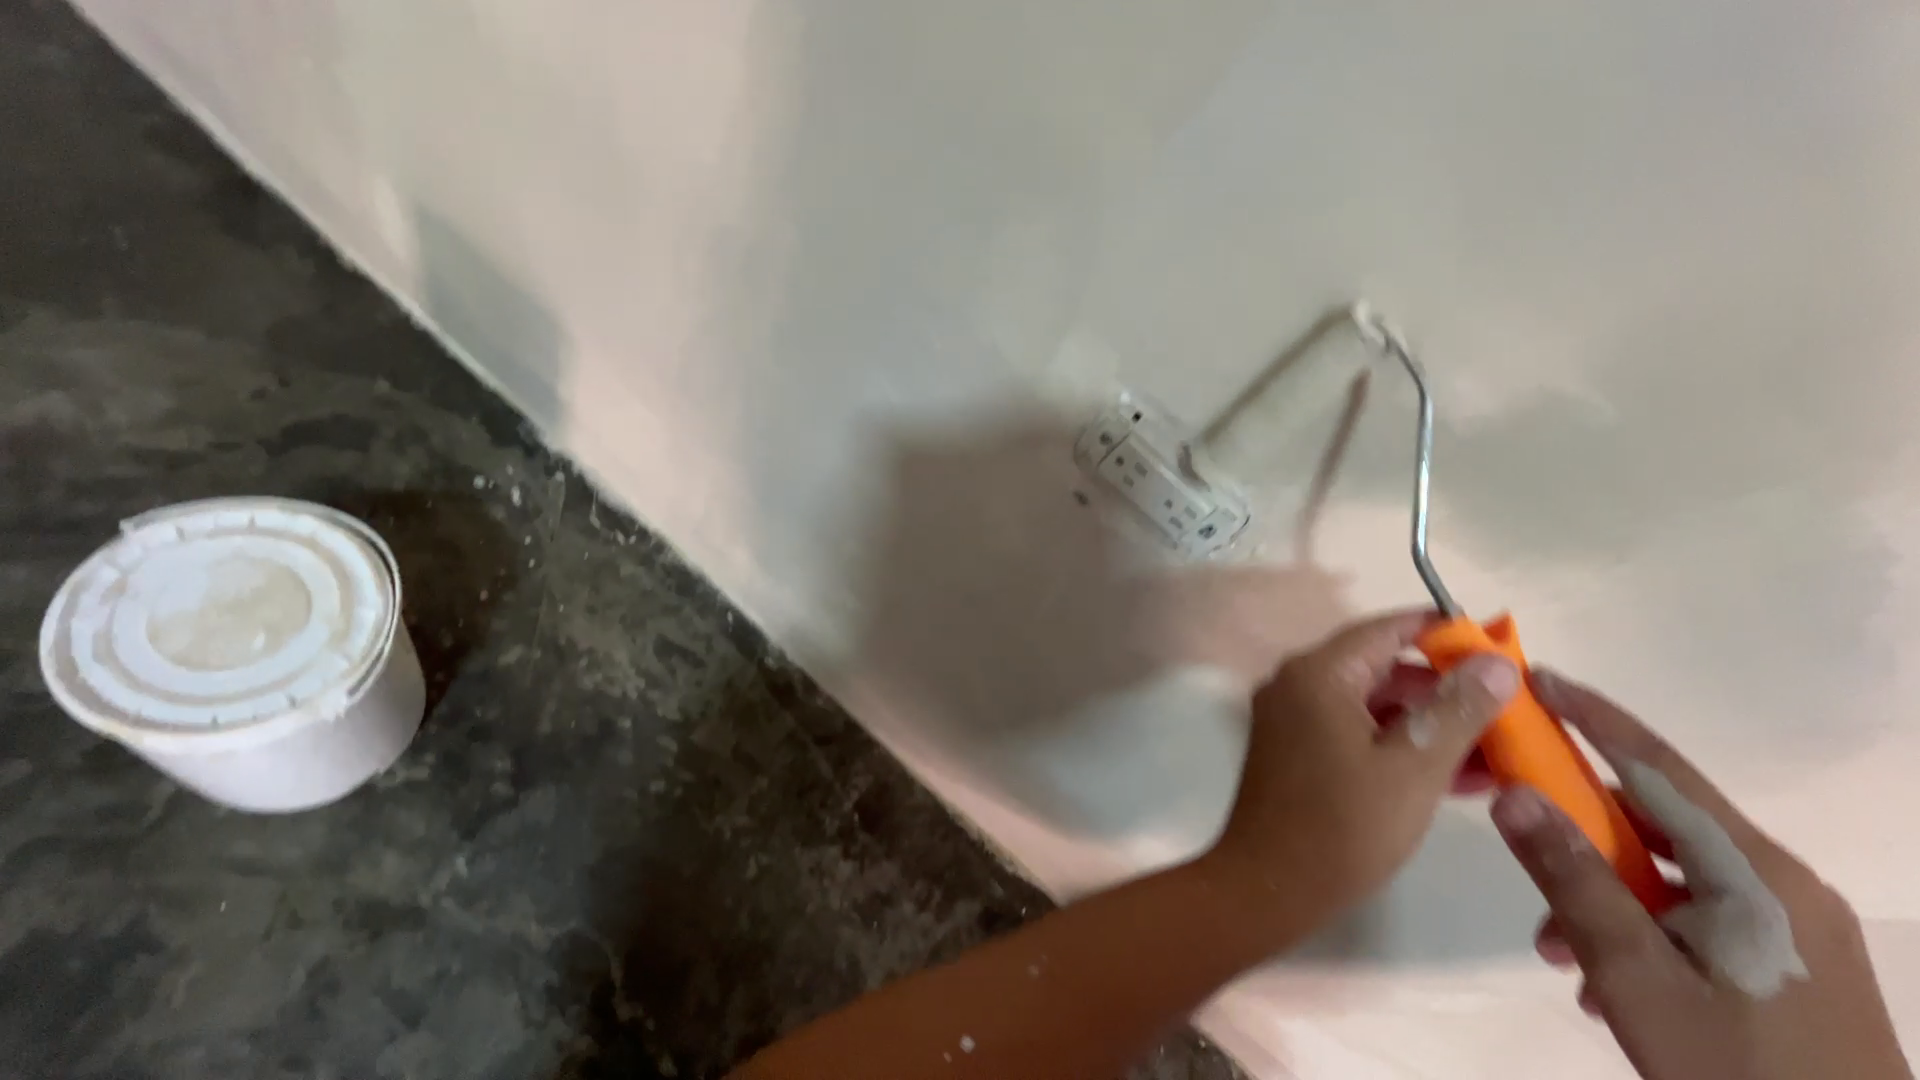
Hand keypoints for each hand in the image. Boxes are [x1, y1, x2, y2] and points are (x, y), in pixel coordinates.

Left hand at [1205, 611, 1520, 931]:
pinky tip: (1459, 775)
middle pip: (1380, 667)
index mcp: (1317, 674)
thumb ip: (1457, 708)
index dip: (1442, 632)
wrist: (1270, 886)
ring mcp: (1291, 718)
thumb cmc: (1343, 824)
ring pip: (1372, 704)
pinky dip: (1400, 745)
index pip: (1386, 631)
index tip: (1494, 644)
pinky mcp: (1296, 751)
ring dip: (1429, 722)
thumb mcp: (1414, 766)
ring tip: (1497, 747)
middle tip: (1506, 706)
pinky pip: (1356, 732)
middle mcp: (1296, 684)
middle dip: (1444, 686)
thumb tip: (1495, 661)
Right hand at [1495, 672, 1912, 1079]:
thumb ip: (1573, 879)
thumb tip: (1513, 795)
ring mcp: (1788, 921)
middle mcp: (1779, 881)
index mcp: (1754, 872)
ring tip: (1557, 946)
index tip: (1538, 680)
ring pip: (1668, 872)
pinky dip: (1637, 923)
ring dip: (1601, 890)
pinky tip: (1604, 974)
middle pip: (1658, 821)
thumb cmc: (1737, 1069)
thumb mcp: (1636, 975)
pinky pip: (1691, 910)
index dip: (1593, 718)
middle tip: (1517, 832)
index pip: (1658, 768)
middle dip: (1579, 827)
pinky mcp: (1786, 957)